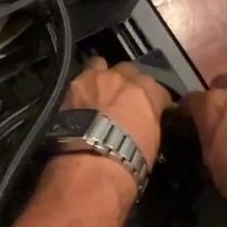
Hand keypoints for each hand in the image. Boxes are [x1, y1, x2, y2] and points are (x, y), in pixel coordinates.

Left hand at [57, 58, 171, 193]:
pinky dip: (81, 88)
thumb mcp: (151, 141)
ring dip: (101, 76)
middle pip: (128, 70)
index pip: (157, 89)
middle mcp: (122, 77)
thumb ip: (148, 121)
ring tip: (98, 91)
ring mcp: (95, 78)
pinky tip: (79, 100)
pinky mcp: (70, 87)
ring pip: (100, 65)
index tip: (152, 109)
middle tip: (124, 98)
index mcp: (147, 90)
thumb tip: (144, 121)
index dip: (154, 100)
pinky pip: (78, 80)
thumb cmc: (129, 156)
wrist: (91, 160)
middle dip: (128, 82)